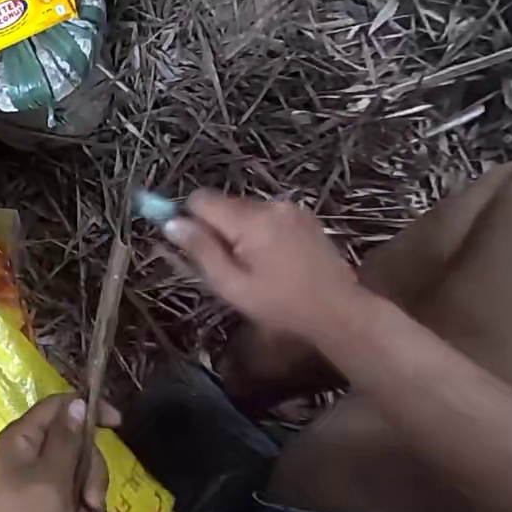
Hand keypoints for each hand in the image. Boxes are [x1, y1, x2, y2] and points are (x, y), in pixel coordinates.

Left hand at [0, 394, 116, 511]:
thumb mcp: (51, 482)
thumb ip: (68, 440)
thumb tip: (77, 402)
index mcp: (21, 442)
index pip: (59, 407)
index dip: (88, 411)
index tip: (119, 425)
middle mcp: (28, 461)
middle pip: (77, 449)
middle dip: (90, 481)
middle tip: (90, 503)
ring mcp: (38, 494)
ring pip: (82, 487)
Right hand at [163, 190, 366, 340]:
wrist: (340, 312)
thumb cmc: (280, 305)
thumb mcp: (231, 285)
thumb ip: (200, 250)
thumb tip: (171, 223)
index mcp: (250, 221)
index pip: (201, 199)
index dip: (189, 218)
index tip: (192, 244)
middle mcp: (270, 205)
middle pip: (224, 204)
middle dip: (217, 228)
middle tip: (227, 265)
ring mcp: (290, 208)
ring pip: (245, 210)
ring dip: (239, 231)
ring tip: (254, 265)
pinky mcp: (304, 215)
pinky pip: (267, 215)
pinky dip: (261, 231)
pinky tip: (274, 259)